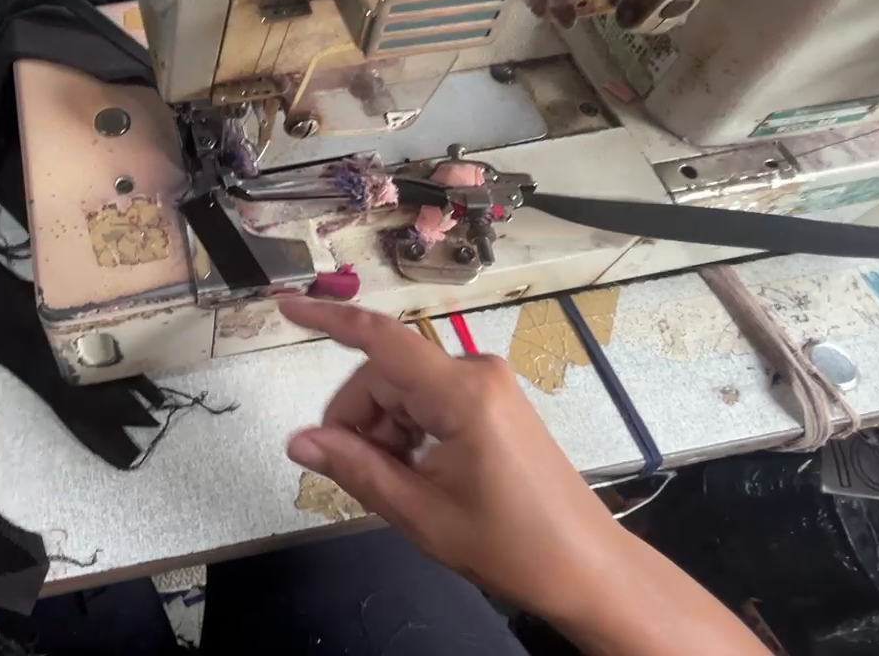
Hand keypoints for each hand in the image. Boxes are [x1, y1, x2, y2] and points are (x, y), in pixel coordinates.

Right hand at [279, 297, 626, 624]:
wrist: (593, 572)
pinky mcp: (489, 396)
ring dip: (383, 430)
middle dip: (358, 419)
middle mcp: (474, 371)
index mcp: (461, 394)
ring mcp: (484, 382)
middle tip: (355, 474)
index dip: (327, 318)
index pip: (380, 338)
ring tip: (399, 484)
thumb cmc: (514, 548)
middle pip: (384, 376)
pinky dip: (407, 429)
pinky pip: (426, 397)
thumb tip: (297, 441)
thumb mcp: (422, 515)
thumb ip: (355, 469)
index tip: (285, 307)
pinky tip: (417, 470)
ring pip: (401, 389)